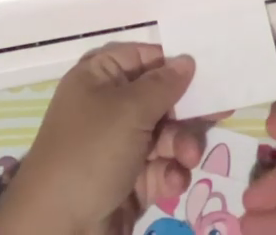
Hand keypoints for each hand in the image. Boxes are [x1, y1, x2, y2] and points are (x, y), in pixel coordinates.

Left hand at [0, 43, 210, 234]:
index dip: (171, 62)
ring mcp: (120, 146)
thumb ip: (163, 85)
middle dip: (184, 111)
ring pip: (166, 134)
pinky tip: (173, 181)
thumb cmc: (90, 152)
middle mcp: (109, 107)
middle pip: (159, 97)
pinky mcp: (130, 181)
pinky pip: (161, 167)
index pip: (141, 57)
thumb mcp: (129, 110)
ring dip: (181, 145)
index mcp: (98, 78)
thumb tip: (187, 59)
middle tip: (217, 116)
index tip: (206, 69)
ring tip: (188, 158)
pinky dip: (171, 172)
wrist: (59, 228)